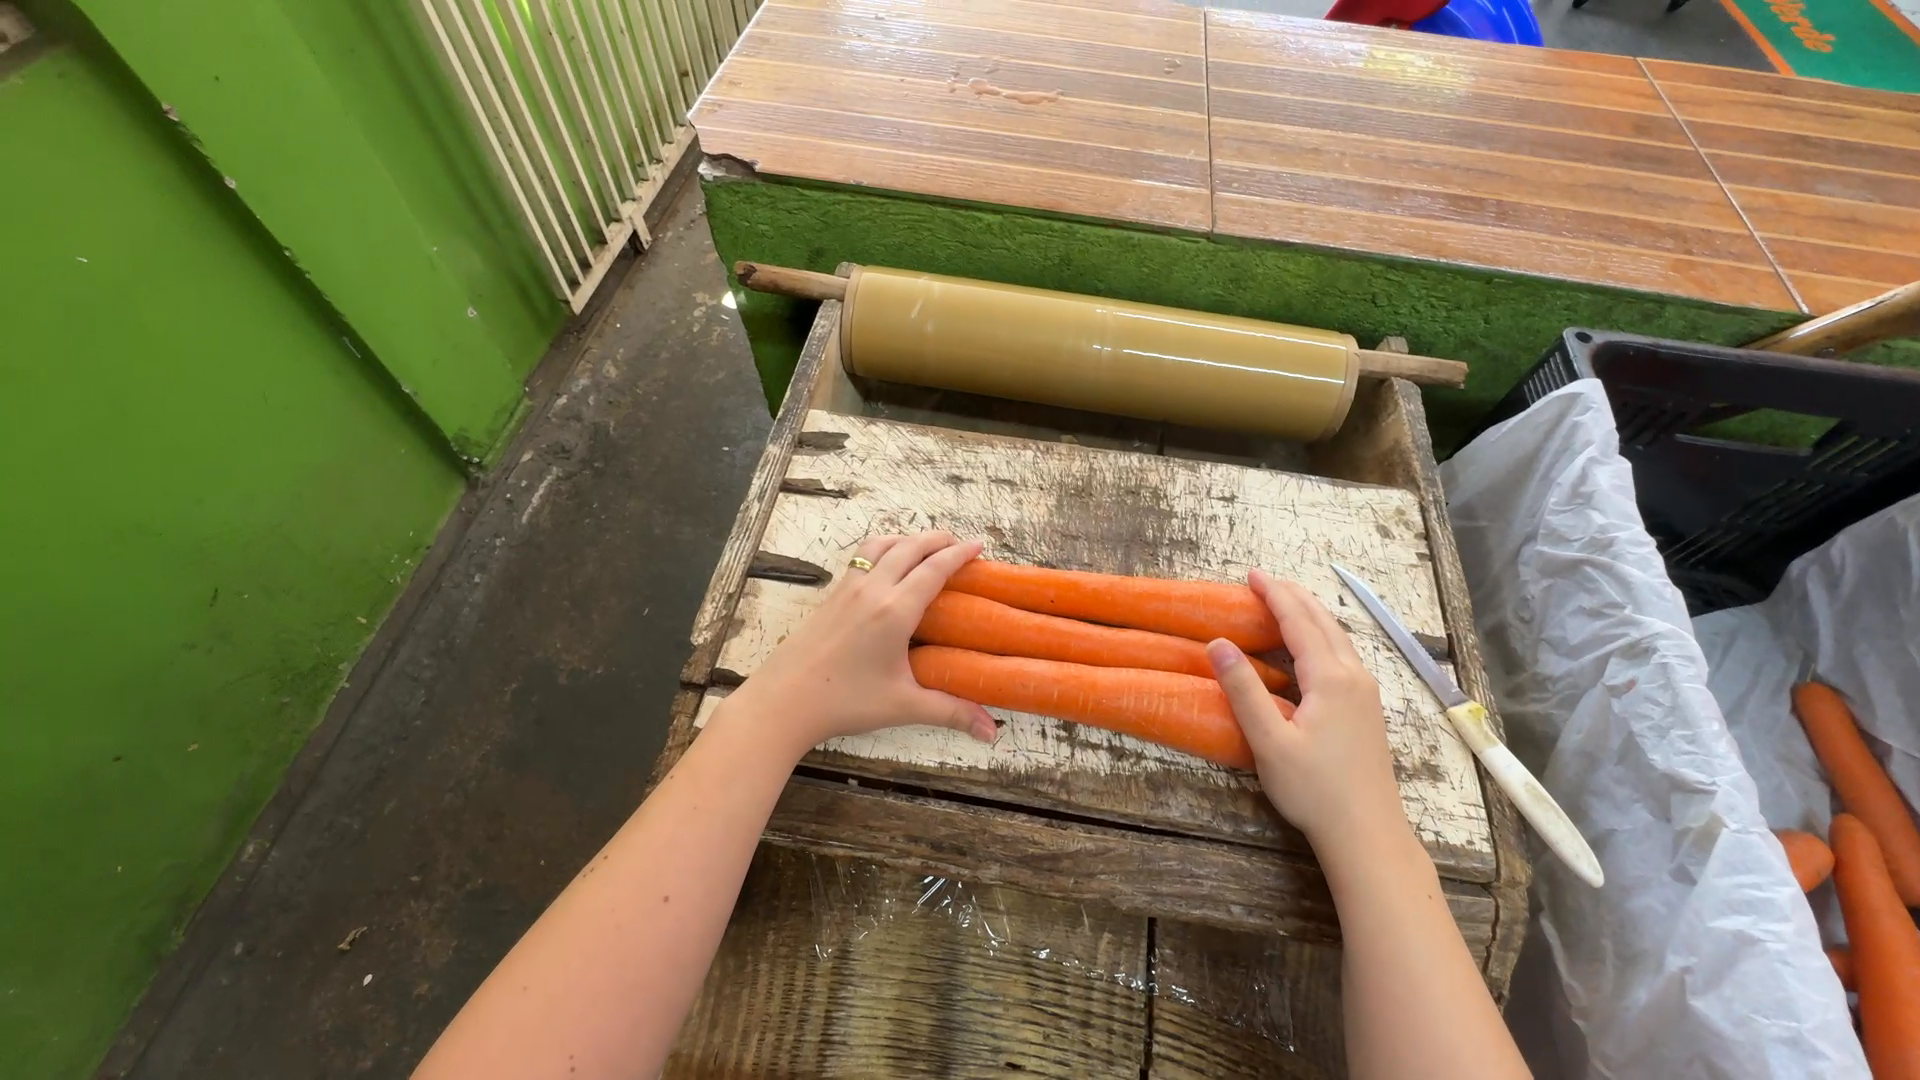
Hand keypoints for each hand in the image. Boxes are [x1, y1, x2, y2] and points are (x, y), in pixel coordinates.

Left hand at [713, 531, 997, 757]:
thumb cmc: (844, 702)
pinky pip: (861, 558)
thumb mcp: (903, 706)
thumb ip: (951, 711)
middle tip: (959, 543)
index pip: (934, 569)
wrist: (784, 700)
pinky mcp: (831, 596)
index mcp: (895, 610)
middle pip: (910, 547)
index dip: (959, 554)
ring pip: (881, 546)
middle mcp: (872, 590)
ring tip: (925, 546)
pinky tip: (885, 565)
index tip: (978, 546)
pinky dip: (882, 550)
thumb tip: (991, 731)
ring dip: (907, 539)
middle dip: (938, 539)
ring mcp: (847, 589)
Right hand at [1206, 570, 1407, 851]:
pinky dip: (1322, 634)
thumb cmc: (1314, 789)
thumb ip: (1243, 689)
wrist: (1367, 832)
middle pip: (1323, 621)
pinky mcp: (1368, 709)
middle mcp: (1354, 676)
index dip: (1274, 594)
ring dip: (1310, 613)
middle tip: (1263, 580)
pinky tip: (1313, 644)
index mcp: (1330, 678)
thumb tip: (1217, 643)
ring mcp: (1366, 693)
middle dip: (1293, 596)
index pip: (1299, 621)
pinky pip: (1344, 654)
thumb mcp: (1268, 741)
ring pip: (1338, 637)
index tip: (1251, 573)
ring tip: (1285, 601)